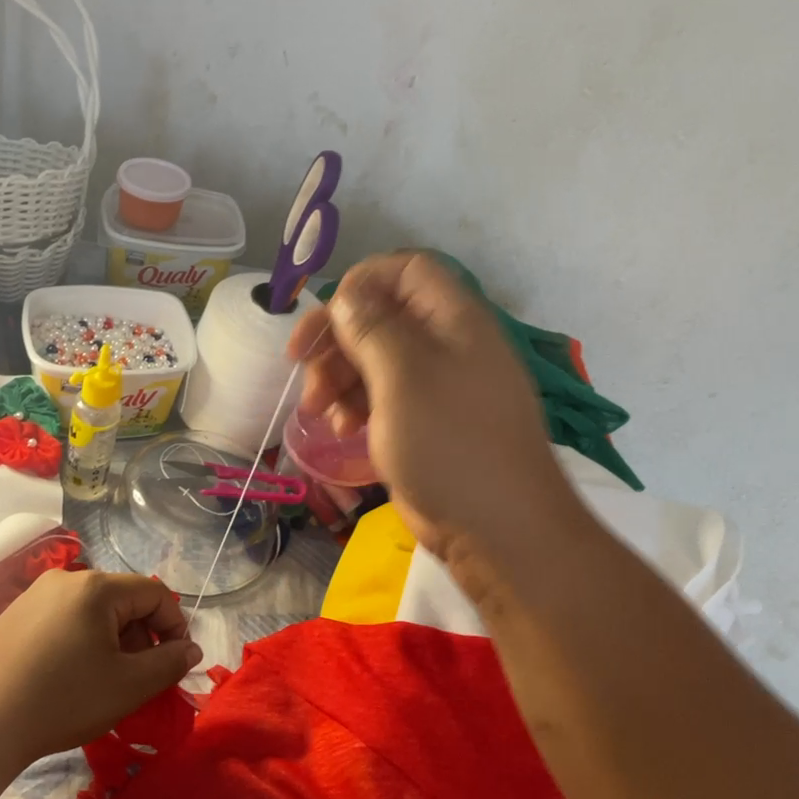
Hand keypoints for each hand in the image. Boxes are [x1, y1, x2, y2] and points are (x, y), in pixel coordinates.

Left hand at [0, 571, 201, 767]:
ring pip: (92, 612)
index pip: (154, 593)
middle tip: (137, 680)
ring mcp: (33, 595)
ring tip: (103, 683)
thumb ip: (169, 663)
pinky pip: (63, 620)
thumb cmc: (63, 700)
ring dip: (111, 642)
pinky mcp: (13, 616)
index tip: (174, 665)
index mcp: (96, 587)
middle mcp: (64, 579)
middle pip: (122, 600)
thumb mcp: (129, 686)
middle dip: (140, 637)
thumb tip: (190, 649)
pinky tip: (68, 678)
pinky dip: (80, 643)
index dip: (174, 628)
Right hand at [289, 251, 579, 559]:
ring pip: (375, 361)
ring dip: (339, 379)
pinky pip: (383, 399)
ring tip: (319, 413)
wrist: (498, 528)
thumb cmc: (450, 445)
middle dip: (337, 341)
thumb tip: (346, 296)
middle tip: (301, 370)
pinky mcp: (426, 425)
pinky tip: (342, 432)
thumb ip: (372, 329)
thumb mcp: (403, 378)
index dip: (360, 285)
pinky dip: (356, 407)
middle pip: (381, 318)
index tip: (322, 322)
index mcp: (454, 320)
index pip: (405, 271)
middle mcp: (447, 346)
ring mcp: (437, 388)